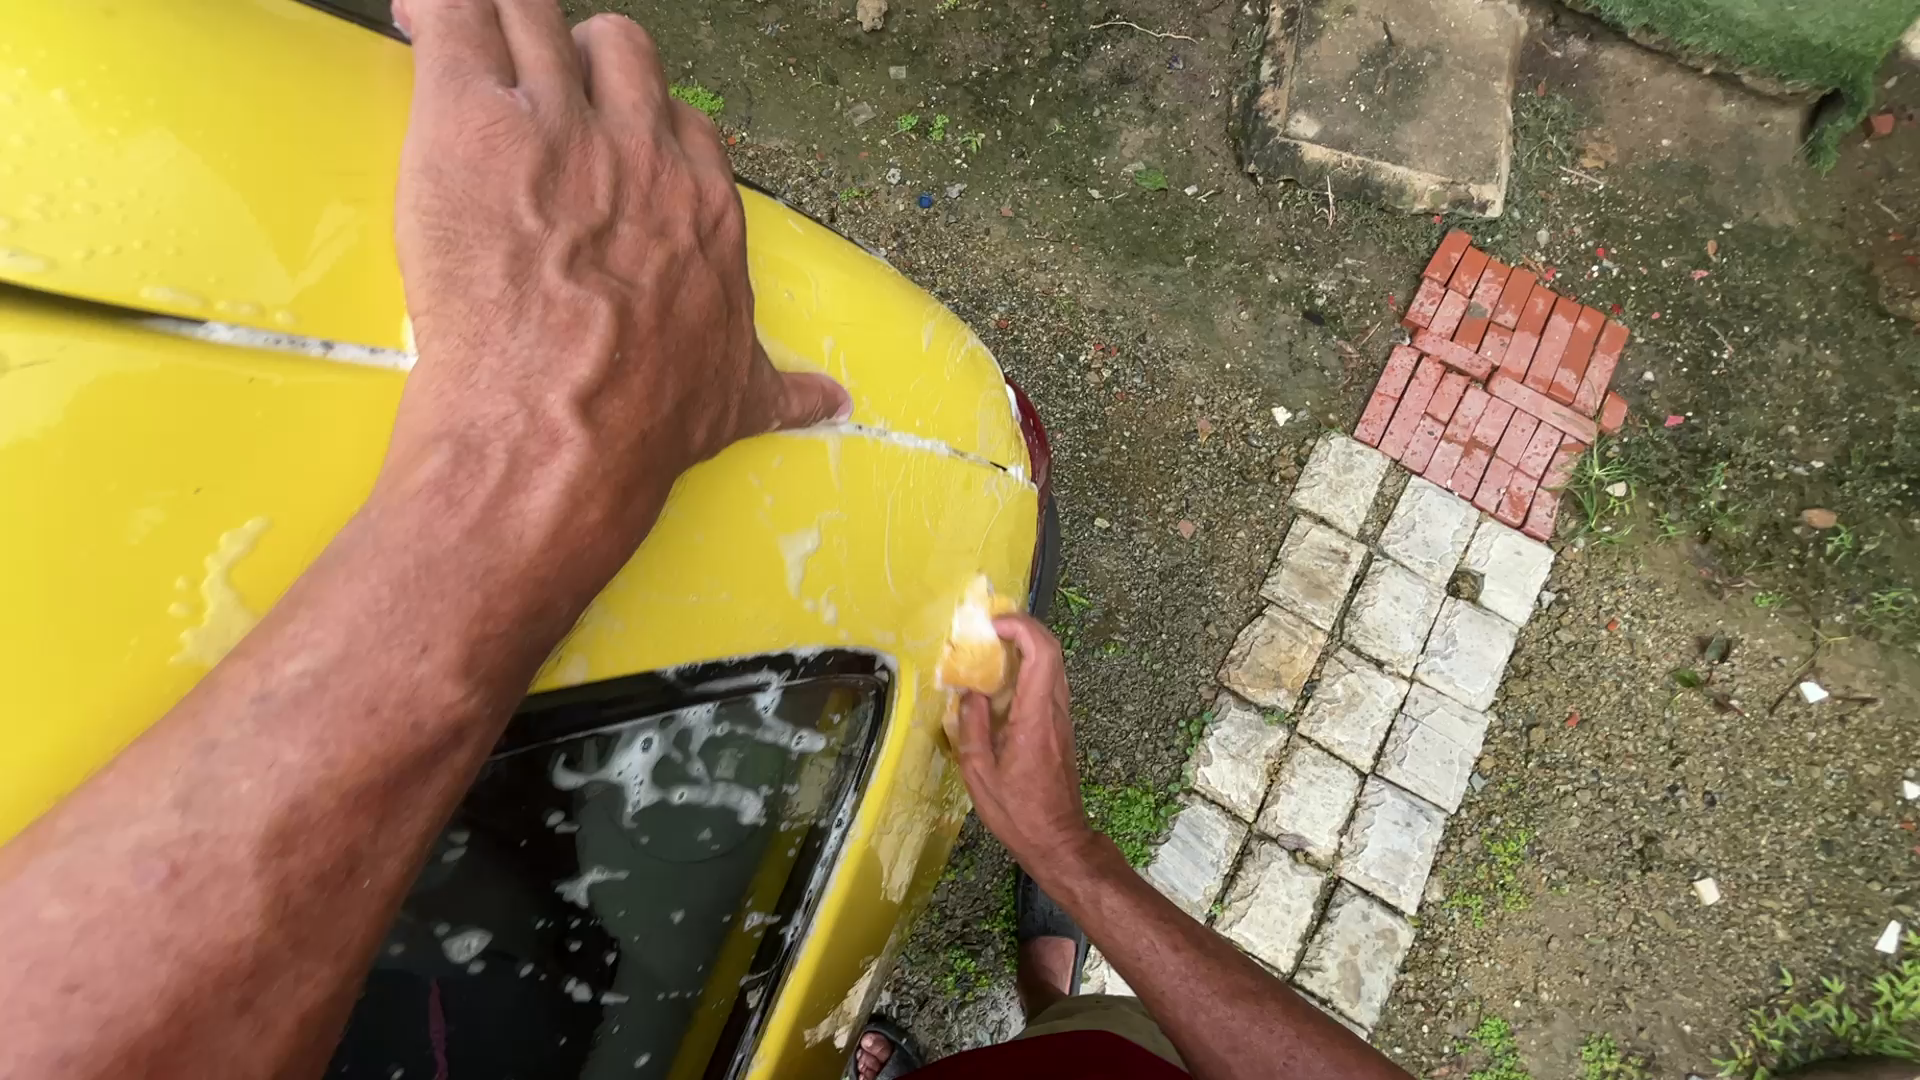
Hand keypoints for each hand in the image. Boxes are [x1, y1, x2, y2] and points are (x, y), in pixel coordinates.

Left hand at [377, 0, 848, 626]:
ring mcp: (562, 128)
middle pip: (619, 50)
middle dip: (583, 64)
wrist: (566, 426)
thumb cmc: (655, 414)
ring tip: (470, 64)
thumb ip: (791, 391)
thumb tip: (835, 404)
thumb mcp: (742, 401)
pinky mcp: (474, 121)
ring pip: (533, 15)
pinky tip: (421, 33)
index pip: (682, 121)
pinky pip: (454, 15)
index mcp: (706, 205)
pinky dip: (435, 15)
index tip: (612, 149)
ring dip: (506, 33)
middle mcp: (644, 151)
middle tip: (542, 103)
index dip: (642, 127)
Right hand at [953, 616, 1101, 876]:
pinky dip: (1029, 665)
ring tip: (993, 648)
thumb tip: (970, 692)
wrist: (1058, 839)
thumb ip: (972, 728)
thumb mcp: (980, 774)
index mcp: (1035, 717)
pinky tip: (1002, 679)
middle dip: (1024, 627)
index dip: (1021, 628)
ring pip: (1054, 662)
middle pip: (1053, 649)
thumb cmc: (1017, 812)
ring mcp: (1063, 716)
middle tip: (990, 629)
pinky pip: (1049, 680)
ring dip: (1027, 645)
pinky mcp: (1061, 724)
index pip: (1041, 654)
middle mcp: (1055, 709)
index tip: (992, 625)